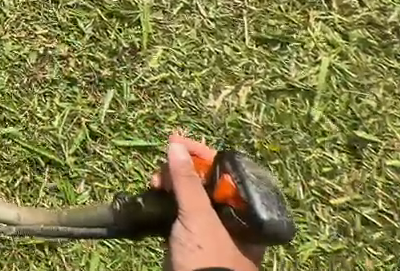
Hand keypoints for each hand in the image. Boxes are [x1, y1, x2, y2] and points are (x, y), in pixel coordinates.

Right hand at [155, 134, 265, 270]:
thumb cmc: (208, 258)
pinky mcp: (191, 233)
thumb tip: (175, 144)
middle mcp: (230, 217)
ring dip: (169, 180)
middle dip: (178, 168)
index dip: (200, 154)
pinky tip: (155, 192)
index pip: (224, 171)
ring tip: (155, 184)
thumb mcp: (199, 217)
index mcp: (245, 214)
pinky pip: (178, 204)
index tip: (175, 141)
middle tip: (162, 172)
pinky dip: (166, 195)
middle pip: (203, 178)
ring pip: (188, 190)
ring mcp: (210, 225)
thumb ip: (187, 181)